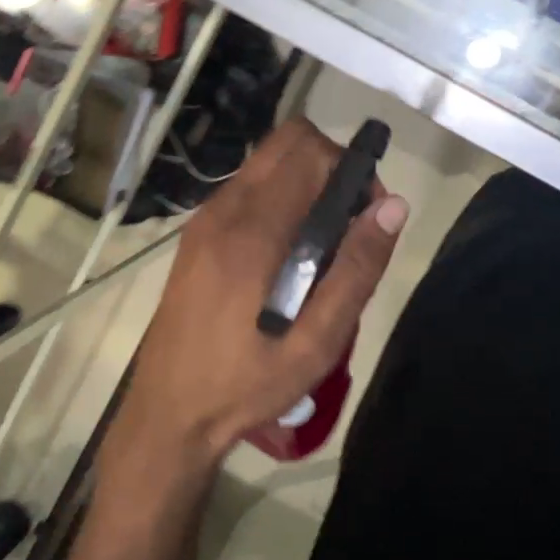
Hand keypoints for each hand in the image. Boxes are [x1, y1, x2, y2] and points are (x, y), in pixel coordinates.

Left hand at [112, 118, 409, 468]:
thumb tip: (393, 205)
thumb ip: (357, 269)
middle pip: (289, 140)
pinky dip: (283, 197)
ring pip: (269, 160)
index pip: (310, 151)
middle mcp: (224, 209)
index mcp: (252, 231)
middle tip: (349, 223)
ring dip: (308, 181)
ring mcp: (205, 219)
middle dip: (332, 165)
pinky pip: (251, 186)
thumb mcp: (316, 343)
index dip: (351, 169)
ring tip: (322, 245)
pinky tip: (289, 255)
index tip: (366, 217)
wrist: (165, 419)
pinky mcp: (198, 233)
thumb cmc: (246, 385)